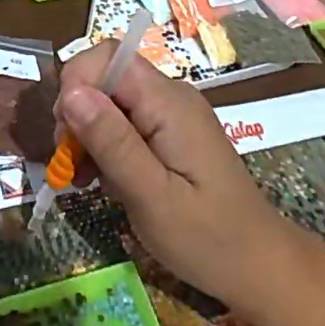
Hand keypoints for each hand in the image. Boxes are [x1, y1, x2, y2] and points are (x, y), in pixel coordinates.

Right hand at [55, 40, 289, 305]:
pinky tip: (98, 178)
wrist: (261, 268)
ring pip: (110, 99)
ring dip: (86, 131)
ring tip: (80, 176)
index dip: (77, 81)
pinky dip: (103, 143)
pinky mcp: (168, 132)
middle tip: (69, 161)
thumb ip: (112, 142)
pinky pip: (123, 120)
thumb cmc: (208, 238)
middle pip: (106, 76)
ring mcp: (170, 114)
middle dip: (77, 111)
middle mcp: (170, 96)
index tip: (64, 128)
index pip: (110, 57)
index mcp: (169, 103)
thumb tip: (70, 93)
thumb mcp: (152, 196)